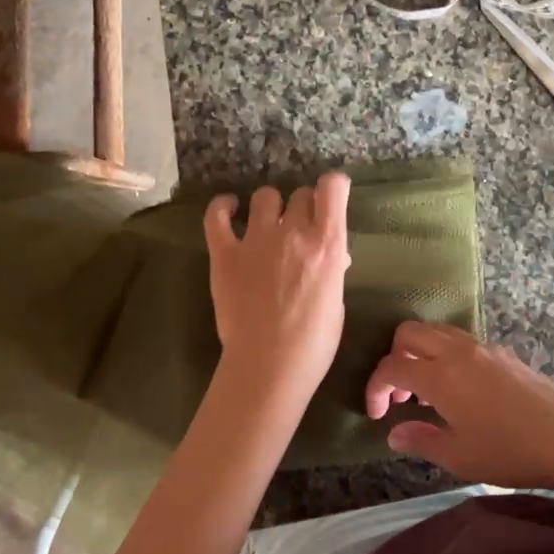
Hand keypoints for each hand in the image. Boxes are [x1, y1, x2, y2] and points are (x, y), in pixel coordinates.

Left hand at [204, 172, 352, 401]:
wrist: (269, 367)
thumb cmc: (314, 342)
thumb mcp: (336, 301)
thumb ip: (332, 270)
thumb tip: (333, 256)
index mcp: (327, 243)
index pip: (333, 187)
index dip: (333, 186)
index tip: (331, 197)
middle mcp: (293, 232)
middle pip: (300, 194)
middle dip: (302, 206)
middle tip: (299, 227)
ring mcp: (256, 240)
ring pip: (265, 196)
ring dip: (270, 206)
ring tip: (267, 222)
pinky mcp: (225, 254)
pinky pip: (216, 216)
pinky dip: (222, 207)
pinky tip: (228, 208)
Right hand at [365, 321, 553, 491]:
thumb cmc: (510, 452)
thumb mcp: (460, 457)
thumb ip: (422, 440)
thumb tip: (394, 433)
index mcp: (440, 376)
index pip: (392, 366)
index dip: (375, 387)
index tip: (377, 414)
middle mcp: (457, 351)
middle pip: (409, 333)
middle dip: (394, 358)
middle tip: (399, 397)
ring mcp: (482, 347)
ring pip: (436, 332)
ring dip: (420, 354)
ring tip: (427, 395)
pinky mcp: (502, 352)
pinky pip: (460, 341)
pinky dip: (445, 355)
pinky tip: (459, 392)